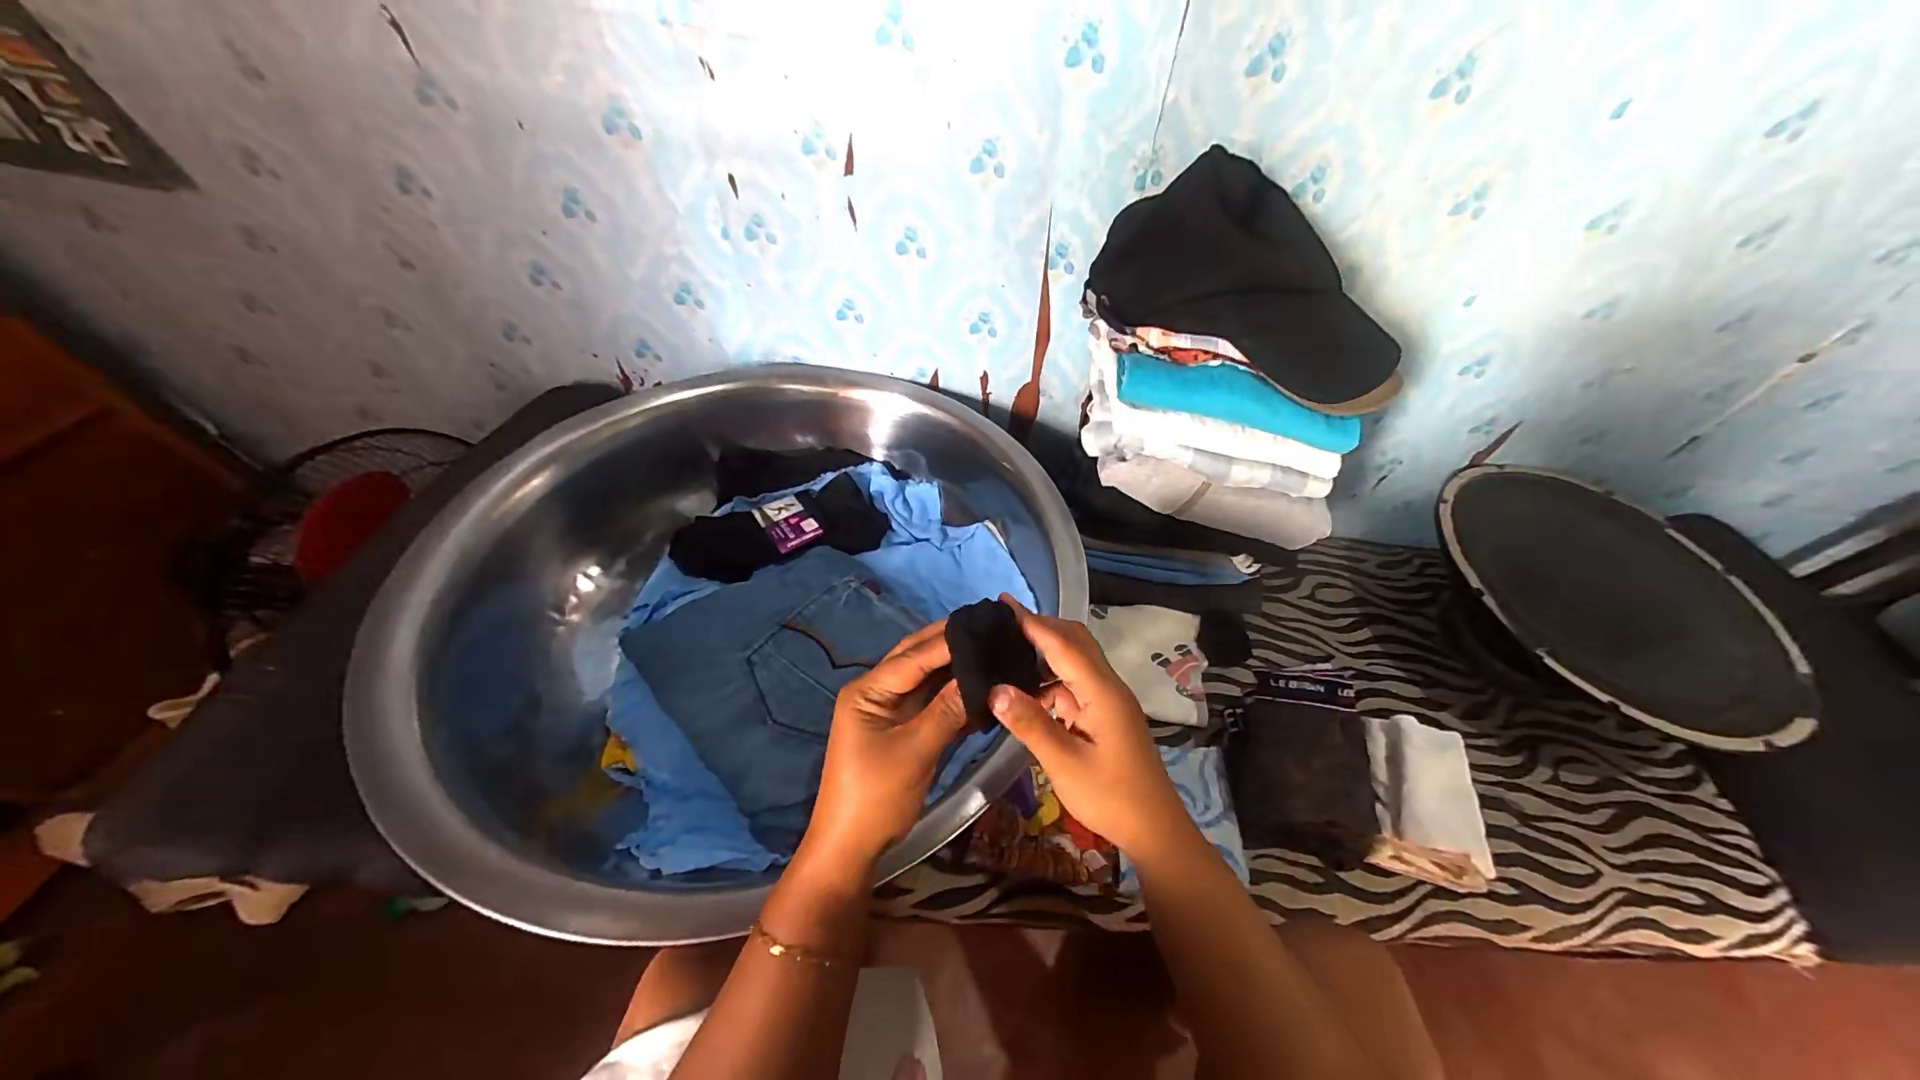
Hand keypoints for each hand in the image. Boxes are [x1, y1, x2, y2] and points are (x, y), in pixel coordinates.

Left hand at [803, 620, 967, 873]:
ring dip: (956, 670)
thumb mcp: (915, 751)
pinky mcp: (904, 730)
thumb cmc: (876, 796)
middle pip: (917, 660)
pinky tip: (983, 688)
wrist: (852, 847)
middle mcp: (877, 693)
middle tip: (990, 628)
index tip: (984, 624)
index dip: (948, 641)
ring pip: (928, 681)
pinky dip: (955, 698)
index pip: (912, 657)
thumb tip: (983, 677)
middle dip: (951, 645)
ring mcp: (890, 711)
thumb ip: (948, 710)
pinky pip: (932, 704)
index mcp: (867, 691)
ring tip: (992, 649)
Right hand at [987, 595, 1192, 858]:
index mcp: (1101, 691)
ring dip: (1043, 655)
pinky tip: (1024, 693)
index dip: (1031, 622)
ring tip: (1005, 654)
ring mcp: (1108, 701)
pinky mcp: (1105, 716)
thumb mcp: (1065, 763)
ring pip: (1074, 663)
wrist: (1155, 830)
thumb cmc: (1112, 797)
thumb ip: (1031, 724)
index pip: (1062, 643)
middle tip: (1000, 624)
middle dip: (1039, 628)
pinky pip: (1073, 686)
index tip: (1001, 603)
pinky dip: (1048, 682)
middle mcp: (1107, 686)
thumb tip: (995, 690)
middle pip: (1074, 642)